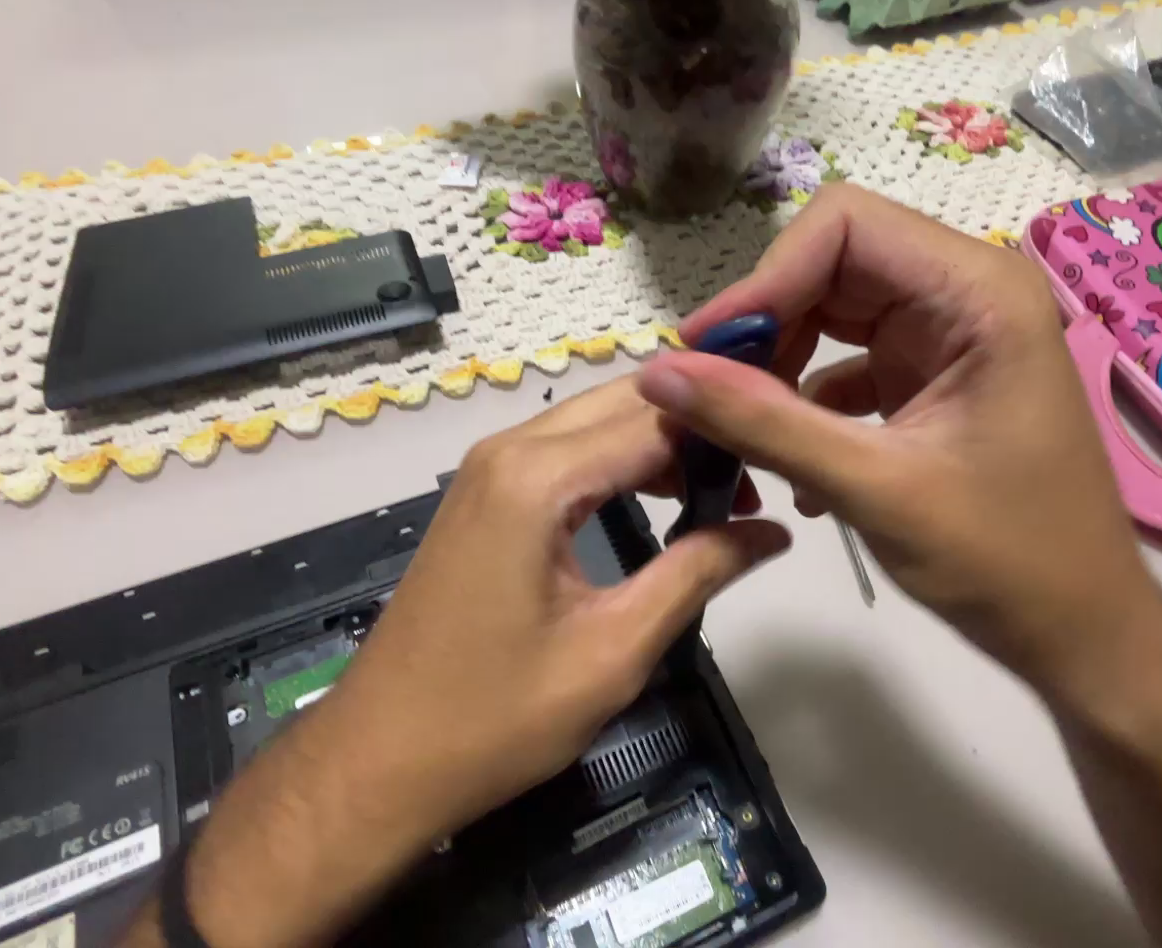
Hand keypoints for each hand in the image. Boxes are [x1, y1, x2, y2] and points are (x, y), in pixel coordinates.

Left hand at [331, 376, 790, 835]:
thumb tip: (772, 533)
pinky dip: (617, 461)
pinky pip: (564, 451)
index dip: (725, 432)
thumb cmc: (495, 717)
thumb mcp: (613, 651)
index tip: (782, 459)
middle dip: (695, 427)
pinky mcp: (482, 494)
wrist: (379, 759)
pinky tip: (656, 498)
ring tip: (719, 494)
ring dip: (657, 442)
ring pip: (594, 421)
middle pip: (624, 403)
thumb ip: (696, 574)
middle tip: (757, 476)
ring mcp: (488, 468)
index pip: (656, 420)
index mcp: (538, 478)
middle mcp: (509, 449)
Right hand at [637, 184, 1159, 691]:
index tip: (706, 351)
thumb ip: (761, 423)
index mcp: (978, 292)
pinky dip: (802, 399)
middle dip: (764, 324)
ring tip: (737, 428)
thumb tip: (657, 375)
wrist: (1081, 632)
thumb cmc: (1004, 560)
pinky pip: (843, 359)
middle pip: (829, 263)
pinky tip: (787, 461)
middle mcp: (964, 292)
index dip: (764, 278)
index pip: (843, 226)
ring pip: (828, 311)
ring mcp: (945, 335)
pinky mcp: (928, 375)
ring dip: (774, 363)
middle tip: (709, 394)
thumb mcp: (873, 487)